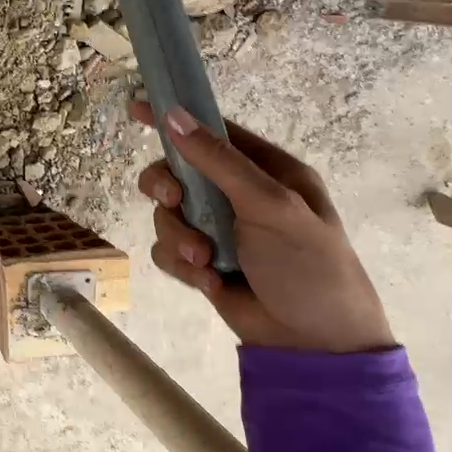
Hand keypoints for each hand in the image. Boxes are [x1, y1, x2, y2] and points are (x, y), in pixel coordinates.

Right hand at [130, 100, 394, 353]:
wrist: (314, 343)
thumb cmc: (309, 266)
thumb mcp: (270, 206)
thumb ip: (218, 161)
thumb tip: (173, 115)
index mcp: (266, 172)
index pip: (213, 132)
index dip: (176, 120)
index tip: (137, 108)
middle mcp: (238, 196)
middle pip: (175, 173)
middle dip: (167, 190)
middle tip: (171, 202)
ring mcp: (218, 229)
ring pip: (165, 215)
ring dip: (180, 238)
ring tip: (205, 261)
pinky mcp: (201, 261)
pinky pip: (166, 249)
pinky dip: (182, 265)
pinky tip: (209, 281)